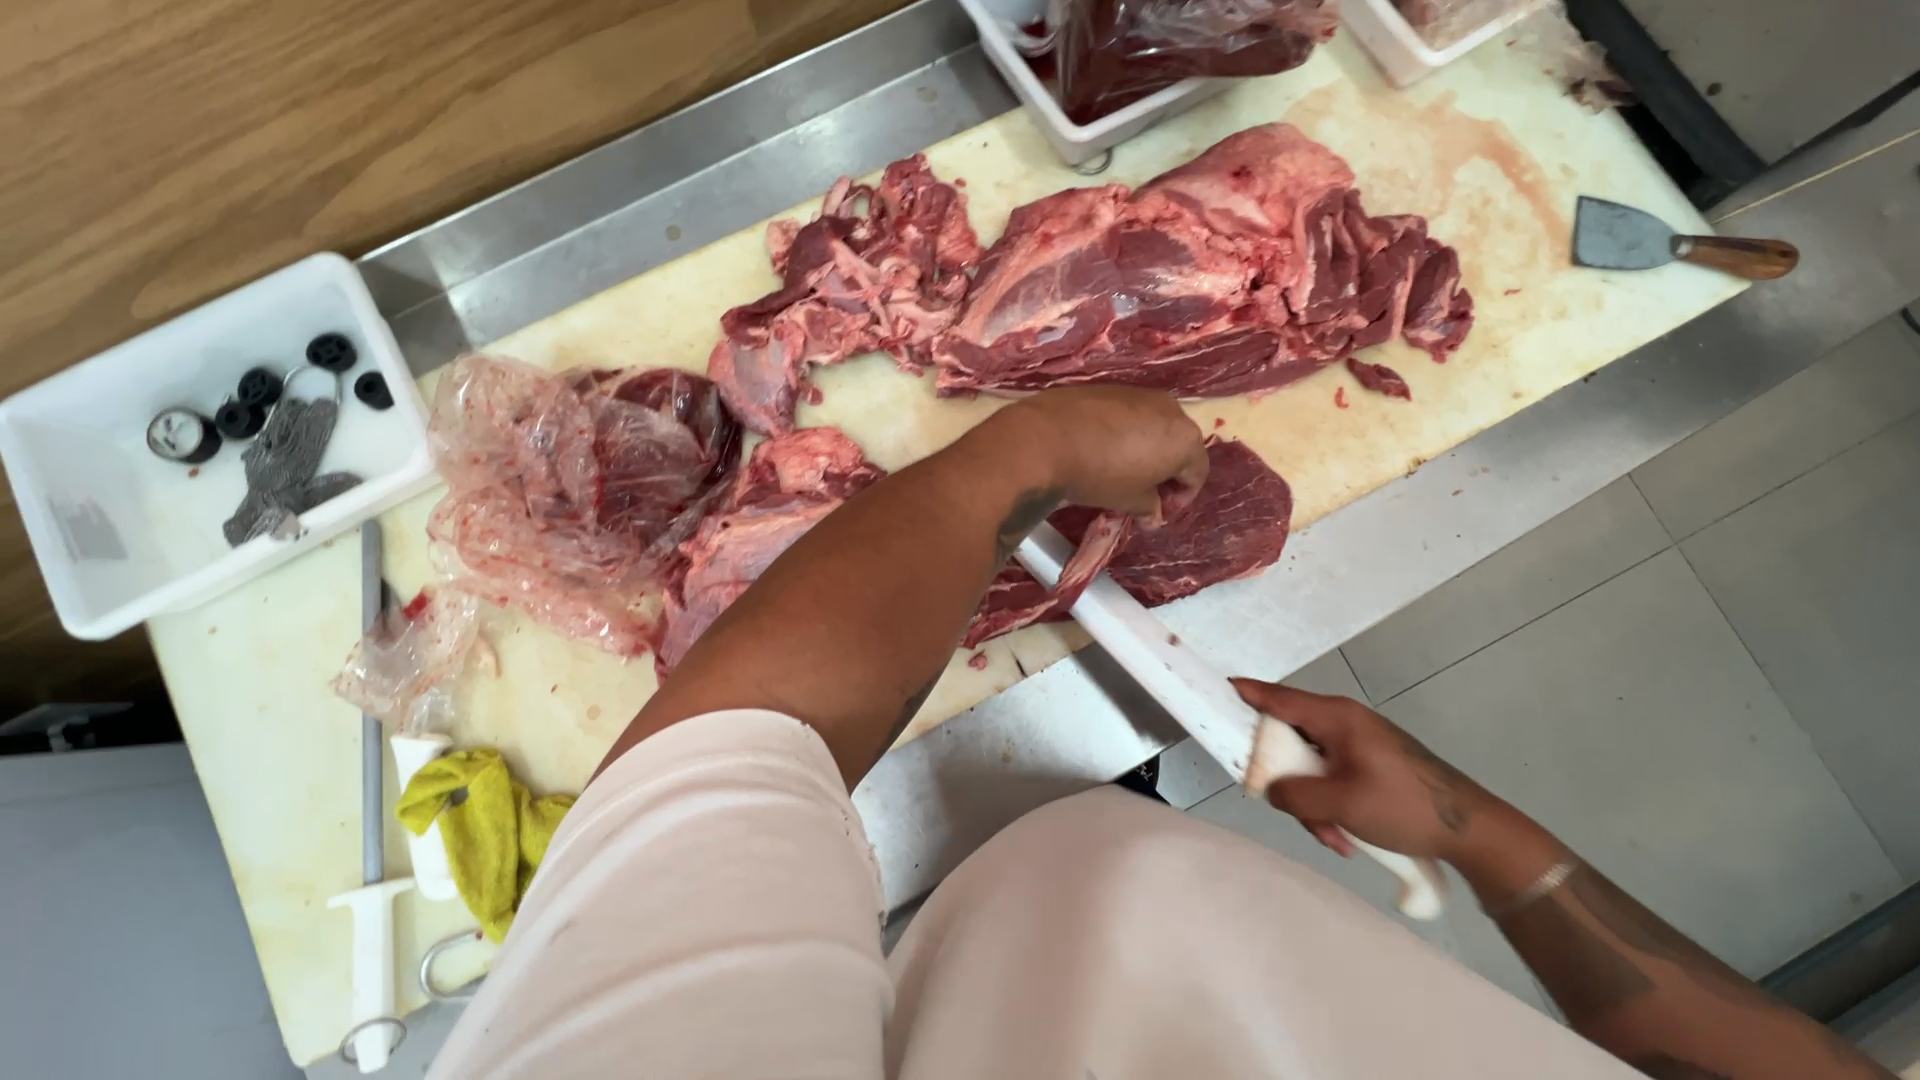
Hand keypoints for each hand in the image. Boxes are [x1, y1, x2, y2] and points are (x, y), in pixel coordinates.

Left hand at [992, 387, 1208, 517]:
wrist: (1046, 436)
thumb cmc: (1099, 474)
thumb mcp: (1128, 499)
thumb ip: (1149, 507)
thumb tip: (1154, 515)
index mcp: (1184, 439)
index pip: (1197, 473)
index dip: (1182, 498)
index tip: (1161, 513)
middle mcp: (1170, 409)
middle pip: (1179, 445)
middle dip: (1167, 472)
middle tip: (1146, 495)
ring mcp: (1140, 394)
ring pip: (1155, 426)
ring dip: (1147, 450)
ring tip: (1123, 472)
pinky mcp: (1112, 387)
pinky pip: (1130, 415)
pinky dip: (1126, 433)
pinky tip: (1103, 449)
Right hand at [1230, 678, 1495, 861]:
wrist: (1474, 831)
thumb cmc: (1406, 807)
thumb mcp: (1342, 803)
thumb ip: (1294, 795)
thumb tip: (1272, 790)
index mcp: (1337, 718)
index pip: (1278, 697)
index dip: (1246, 694)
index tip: (1216, 690)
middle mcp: (1344, 722)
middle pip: (1290, 739)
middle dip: (1288, 780)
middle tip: (1295, 811)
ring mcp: (1358, 743)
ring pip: (1310, 764)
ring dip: (1312, 801)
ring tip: (1334, 837)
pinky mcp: (1369, 763)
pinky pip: (1331, 776)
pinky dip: (1330, 803)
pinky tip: (1346, 834)